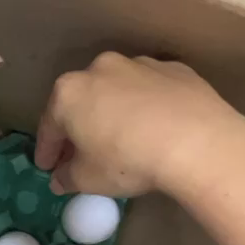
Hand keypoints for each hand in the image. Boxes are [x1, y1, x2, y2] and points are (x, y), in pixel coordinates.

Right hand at [34, 53, 244, 196]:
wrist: (197, 142)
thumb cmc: (127, 160)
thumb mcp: (88, 179)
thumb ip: (68, 177)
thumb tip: (61, 178)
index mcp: (69, 92)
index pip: (49, 125)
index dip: (47, 150)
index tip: (48, 167)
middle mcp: (100, 69)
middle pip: (82, 102)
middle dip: (78, 128)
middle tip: (81, 154)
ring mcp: (140, 64)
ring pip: (116, 92)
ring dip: (112, 113)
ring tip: (120, 140)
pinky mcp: (175, 69)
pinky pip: (150, 91)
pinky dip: (145, 107)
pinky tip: (154, 130)